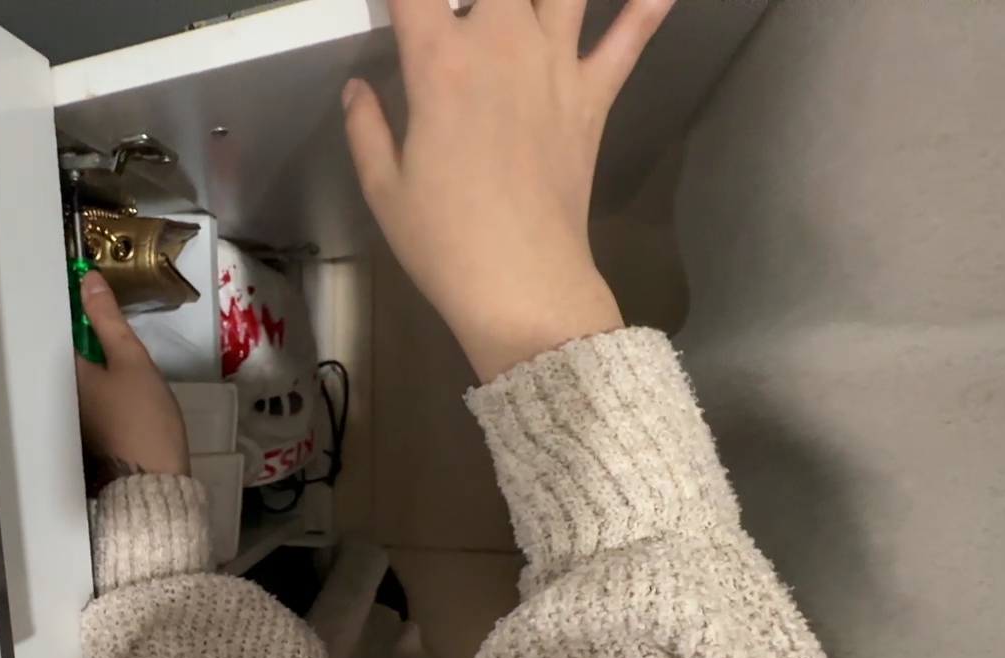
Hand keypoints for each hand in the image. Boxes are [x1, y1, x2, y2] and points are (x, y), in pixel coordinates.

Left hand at [75, 271, 189, 493]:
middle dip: (97, 338)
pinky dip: (110, 385)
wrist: (155, 477)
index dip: (84, 310)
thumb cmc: (144, 416)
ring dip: (104, 362)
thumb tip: (88, 280)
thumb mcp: (131, 360)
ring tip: (129, 353)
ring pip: (90, 377)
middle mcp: (65, 396)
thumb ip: (108, 320)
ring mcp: (81, 417)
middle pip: (78, 354)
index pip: (66, 330)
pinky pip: (100, 396)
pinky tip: (131, 386)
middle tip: (122, 325)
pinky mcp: (98, 433)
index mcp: (68, 374)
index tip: (99, 295)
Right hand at [344, 0, 674, 381]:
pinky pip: (629, 35)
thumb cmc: (443, 242)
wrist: (519, 282)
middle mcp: (502, 42)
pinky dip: (646, 7)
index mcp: (440, 64)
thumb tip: (357, 91)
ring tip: (528, 0)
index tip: (396, 6)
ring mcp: (556, 63)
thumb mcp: (384, 193)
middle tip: (460, 14)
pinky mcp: (593, 94)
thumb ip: (366, 131)